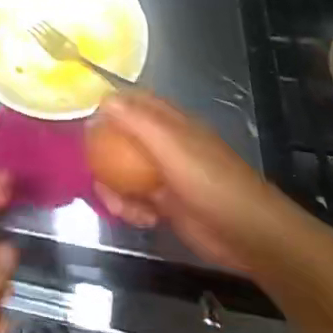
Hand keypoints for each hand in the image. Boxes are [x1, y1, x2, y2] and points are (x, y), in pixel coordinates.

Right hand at [88, 91, 296, 273]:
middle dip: (105, 158)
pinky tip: (143, 221)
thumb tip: (104, 98)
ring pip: (125, 174)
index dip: (110, 110)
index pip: (134, 105)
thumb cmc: (211, 183)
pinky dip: (132, 210)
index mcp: (171, 124)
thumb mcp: (172, 148)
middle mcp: (166, 145)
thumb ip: (138, 122)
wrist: (246, 233)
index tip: (86, 126)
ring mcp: (166, 175)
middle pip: (122, 142)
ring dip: (116, 190)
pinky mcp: (167, 205)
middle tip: (98, 177)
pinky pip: (136, 200)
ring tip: (123, 207)